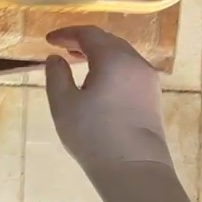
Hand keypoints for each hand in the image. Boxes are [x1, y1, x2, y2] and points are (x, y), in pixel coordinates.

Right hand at [42, 26, 173, 180]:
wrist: (133, 168)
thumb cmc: (93, 134)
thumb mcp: (63, 104)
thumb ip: (56, 76)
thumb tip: (55, 59)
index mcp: (113, 59)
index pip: (90, 34)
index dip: (67, 33)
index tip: (49, 39)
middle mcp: (135, 63)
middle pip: (109, 41)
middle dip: (84, 41)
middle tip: (63, 48)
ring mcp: (148, 80)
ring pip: (121, 55)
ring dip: (99, 54)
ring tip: (78, 63)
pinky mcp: (152, 96)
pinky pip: (129, 70)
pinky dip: (110, 66)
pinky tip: (98, 81)